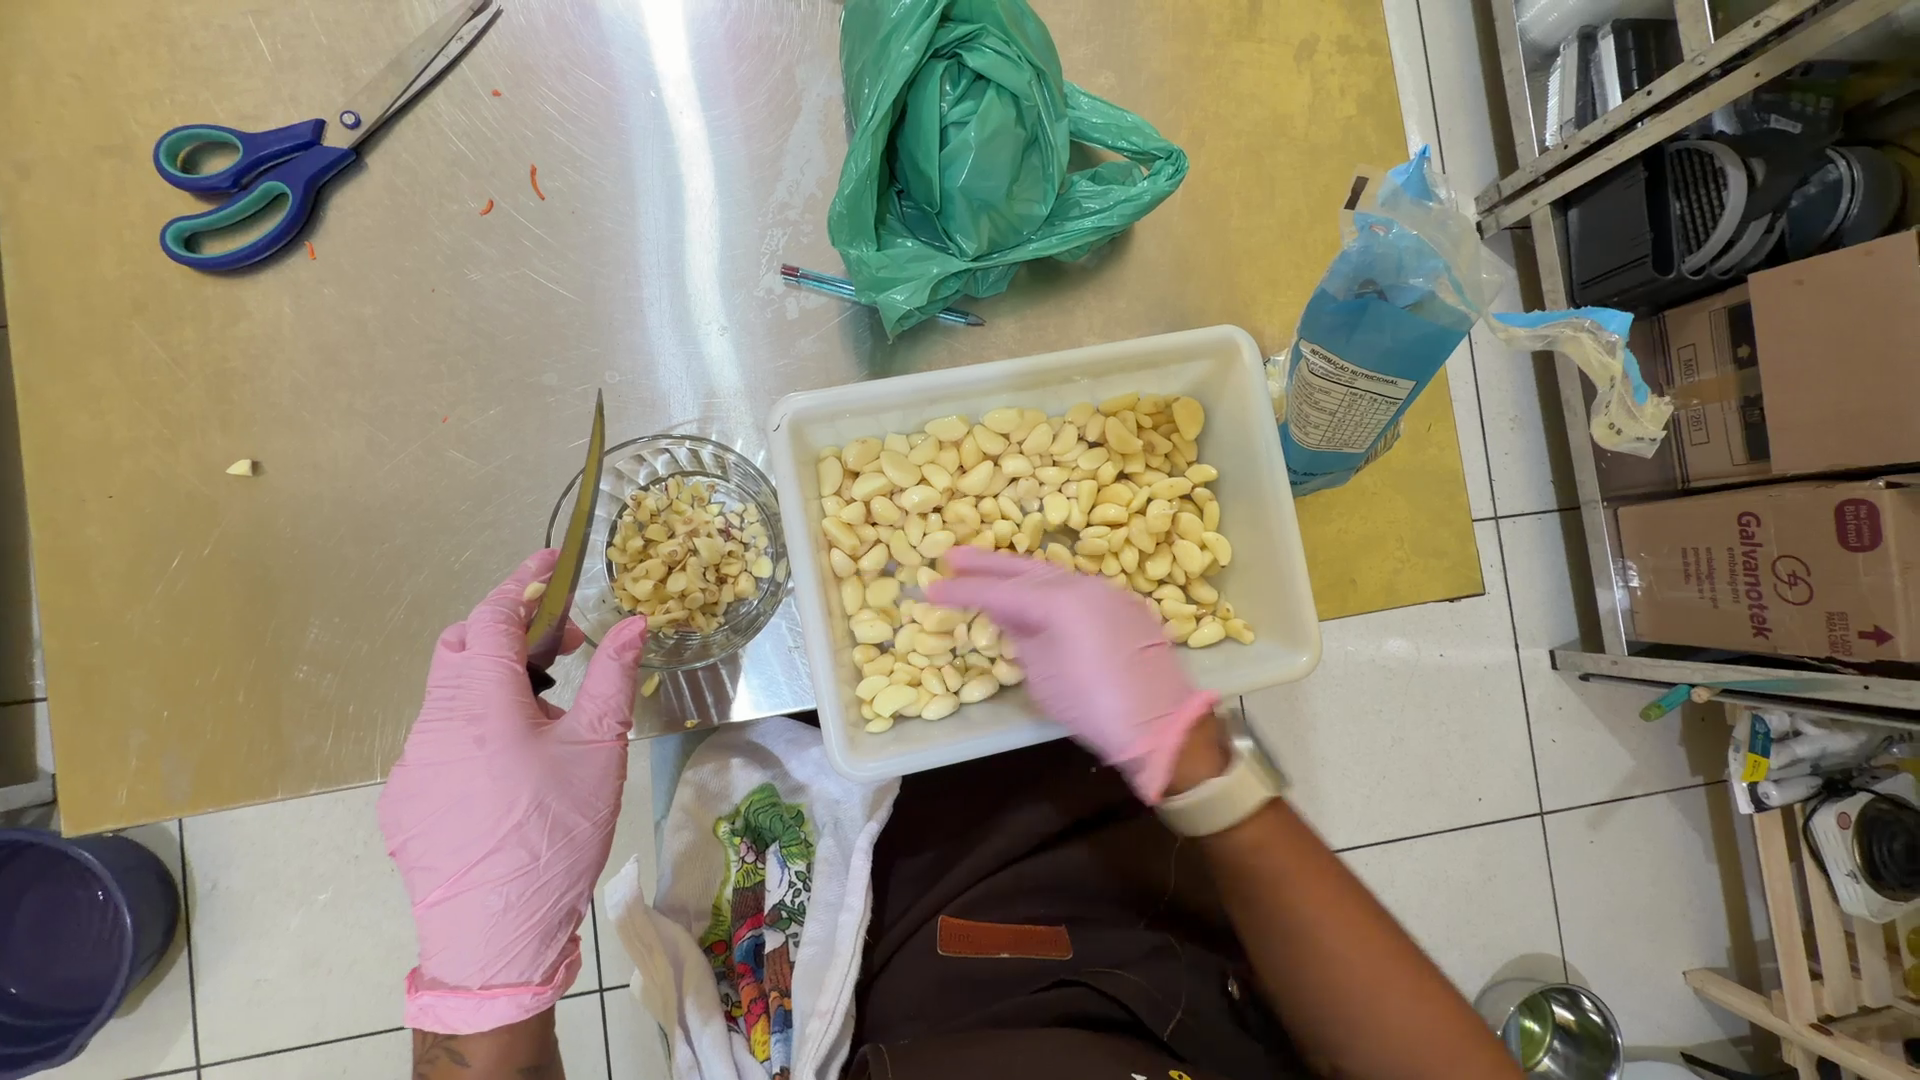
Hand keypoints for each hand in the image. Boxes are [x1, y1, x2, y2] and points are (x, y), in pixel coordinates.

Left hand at [378, 549, 648, 1033]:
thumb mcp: (599, 749)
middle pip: (459, 648)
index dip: (520, 582)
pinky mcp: (405, 800)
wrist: (497, 933)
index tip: (550, 562)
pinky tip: (513, 766)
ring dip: (496, 681)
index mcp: (481, 706)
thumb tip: (634, 622)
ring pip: (449, 695)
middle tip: (563, 645)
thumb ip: (611, 677)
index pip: (489, 618)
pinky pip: (439, 739)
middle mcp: (432, 726)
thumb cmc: (558, 831)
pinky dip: (477, 724)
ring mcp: (410, 765)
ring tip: (548, 716)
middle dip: (507, 628)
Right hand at [928, 546, 1217, 803]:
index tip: (930, 587)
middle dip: (987, 565)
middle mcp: (1082, 585)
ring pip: (1053, 574)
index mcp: (1057, 601)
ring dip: (1019, 572)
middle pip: (1025, 571)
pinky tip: (1036, 591)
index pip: (998, 593)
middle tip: (952, 556)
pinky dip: (1049, 586)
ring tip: (988, 570)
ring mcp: (1107, 591)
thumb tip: (1013, 619)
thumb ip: (1022, 637)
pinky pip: (1077, 586)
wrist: (1159, 723)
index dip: (962, 591)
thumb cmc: (1091, 705)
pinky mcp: (1124, 605)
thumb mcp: (1041, 675)